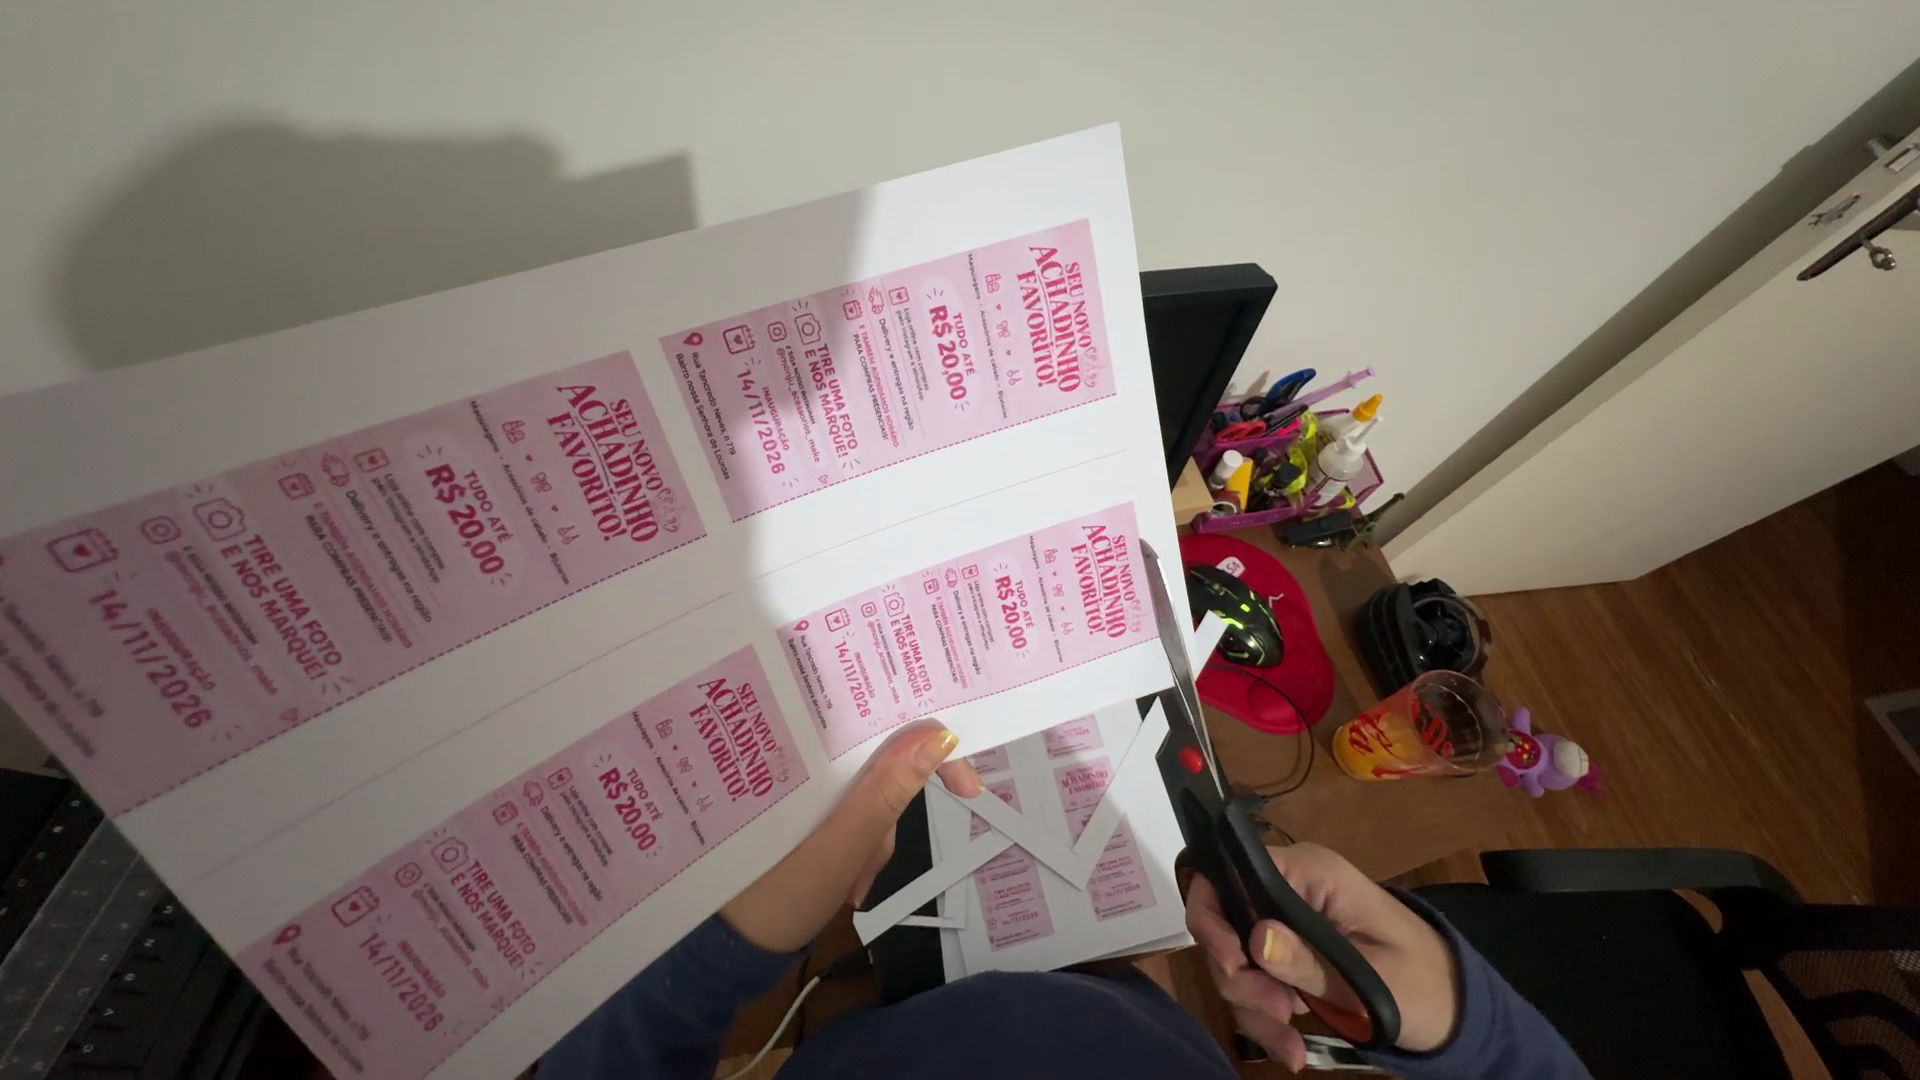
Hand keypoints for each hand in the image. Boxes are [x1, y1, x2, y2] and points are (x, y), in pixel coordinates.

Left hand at [719, 721, 982, 952]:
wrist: (724, 949)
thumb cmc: (776, 896)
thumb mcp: (840, 847)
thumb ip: (887, 792)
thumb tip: (938, 735)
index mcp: (807, 747)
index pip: (880, 722)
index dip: (929, 745)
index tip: (966, 786)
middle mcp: (804, 752)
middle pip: (881, 757)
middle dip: (891, 814)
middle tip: (871, 865)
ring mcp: (803, 778)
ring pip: (869, 787)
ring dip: (875, 834)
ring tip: (851, 880)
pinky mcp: (803, 802)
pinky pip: (851, 806)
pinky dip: (860, 839)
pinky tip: (847, 874)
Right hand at [1184, 842, 1458, 1069]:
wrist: (1459, 1014)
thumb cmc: (1429, 985)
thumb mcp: (1376, 981)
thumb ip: (1312, 961)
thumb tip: (1256, 938)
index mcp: (1309, 872)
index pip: (1233, 870)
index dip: (1214, 911)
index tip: (1233, 964)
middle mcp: (1288, 887)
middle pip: (1223, 917)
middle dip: (1237, 972)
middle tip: (1275, 1010)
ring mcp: (1284, 920)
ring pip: (1232, 955)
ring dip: (1249, 1002)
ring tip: (1289, 1039)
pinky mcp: (1285, 952)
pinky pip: (1251, 979)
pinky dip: (1261, 1016)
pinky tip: (1289, 1046)